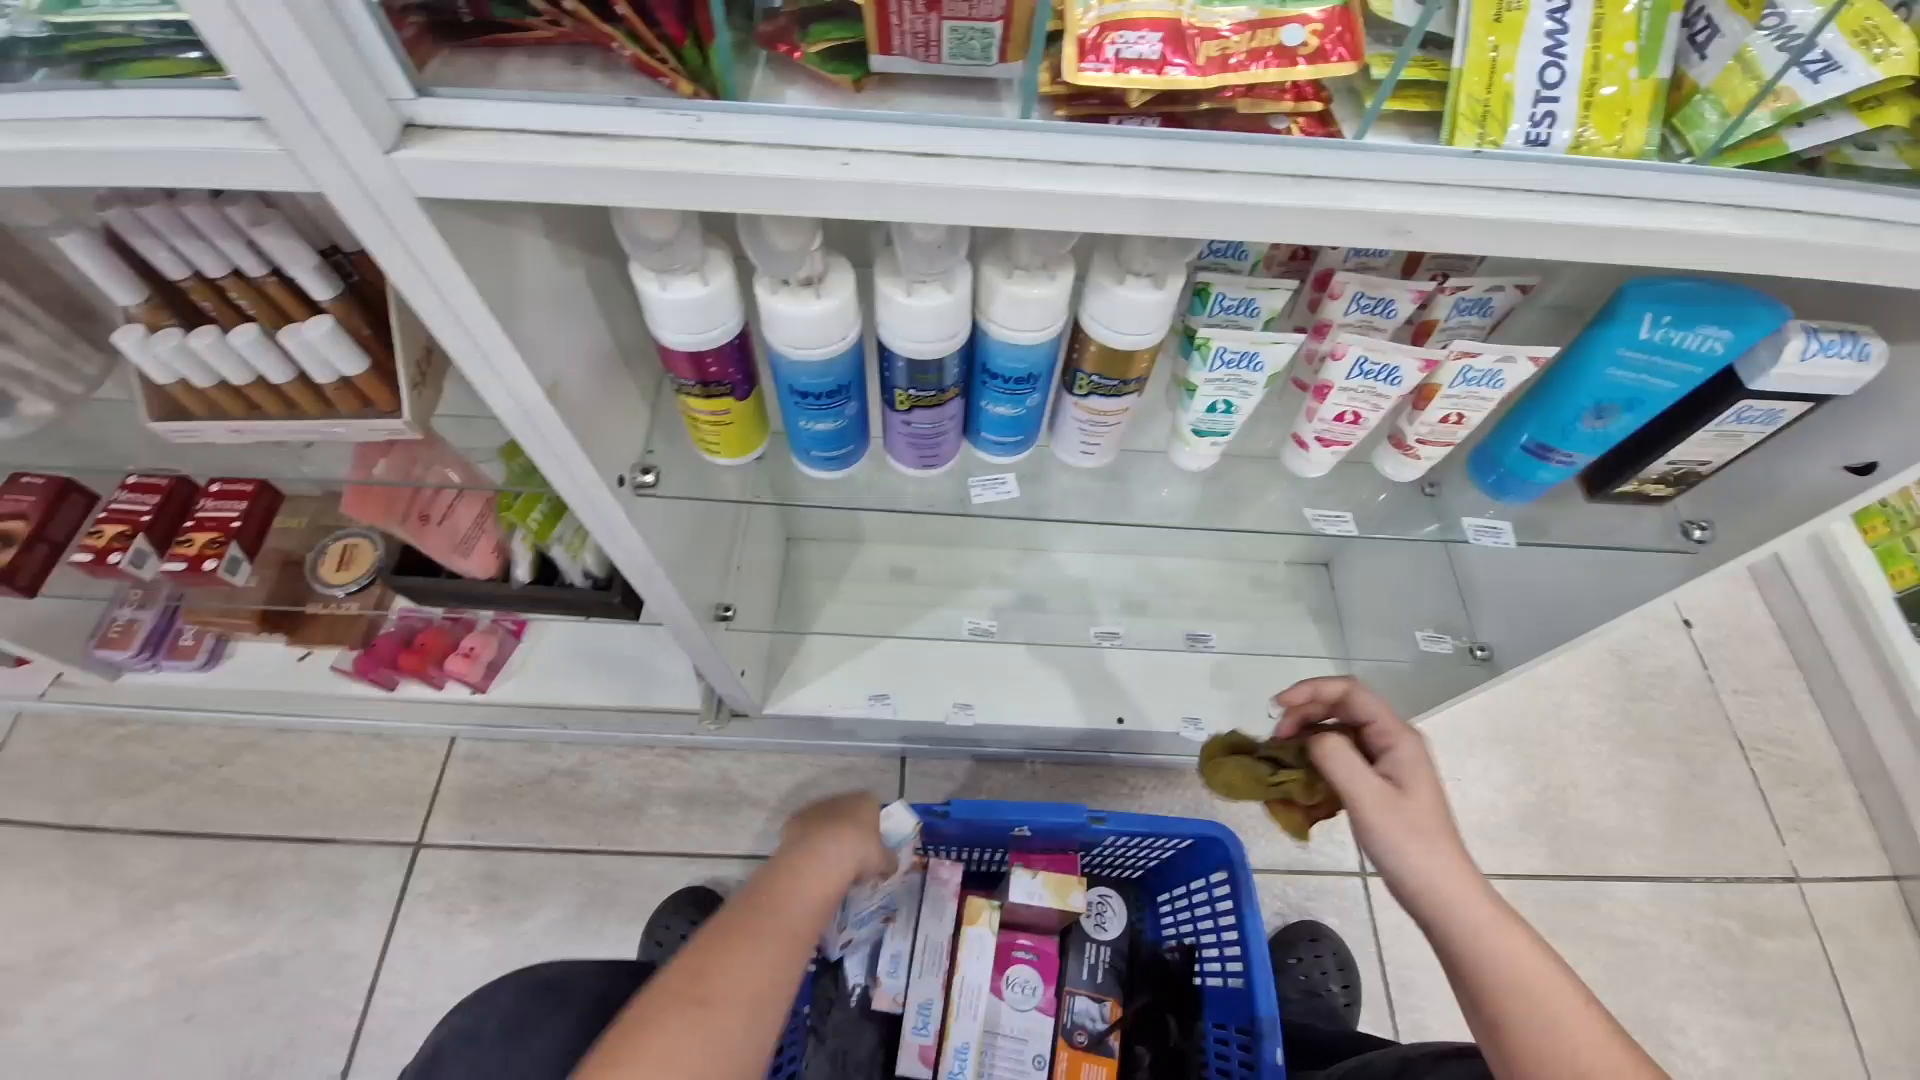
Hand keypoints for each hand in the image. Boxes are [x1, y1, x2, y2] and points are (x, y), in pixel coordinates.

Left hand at [778, 792, 894, 885]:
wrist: (819, 858)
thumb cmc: (859, 853)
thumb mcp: (883, 862)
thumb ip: (889, 860)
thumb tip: (891, 864)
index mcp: (866, 801)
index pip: (874, 807)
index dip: (874, 827)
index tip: (872, 847)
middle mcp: (841, 798)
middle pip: (848, 812)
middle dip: (850, 831)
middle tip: (852, 856)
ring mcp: (816, 807)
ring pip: (826, 821)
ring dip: (828, 837)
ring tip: (830, 863)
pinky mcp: (795, 820)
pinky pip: (806, 832)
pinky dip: (809, 844)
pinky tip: (812, 863)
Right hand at [1271, 677, 1479, 904]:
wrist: (1438, 893)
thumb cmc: (1407, 844)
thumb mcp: (1367, 798)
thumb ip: (1334, 756)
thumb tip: (1308, 736)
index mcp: (1396, 735)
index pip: (1349, 691)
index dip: (1309, 690)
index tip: (1276, 708)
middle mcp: (1391, 740)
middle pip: (1341, 707)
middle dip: (1304, 713)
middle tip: (1275, 739)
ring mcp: (1385, 761)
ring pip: (1338, 730)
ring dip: (1307, 735)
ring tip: (1282, 754)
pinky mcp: (1377, 782)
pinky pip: (1340, 755)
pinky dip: (1316, 757)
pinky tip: (1299, 773)